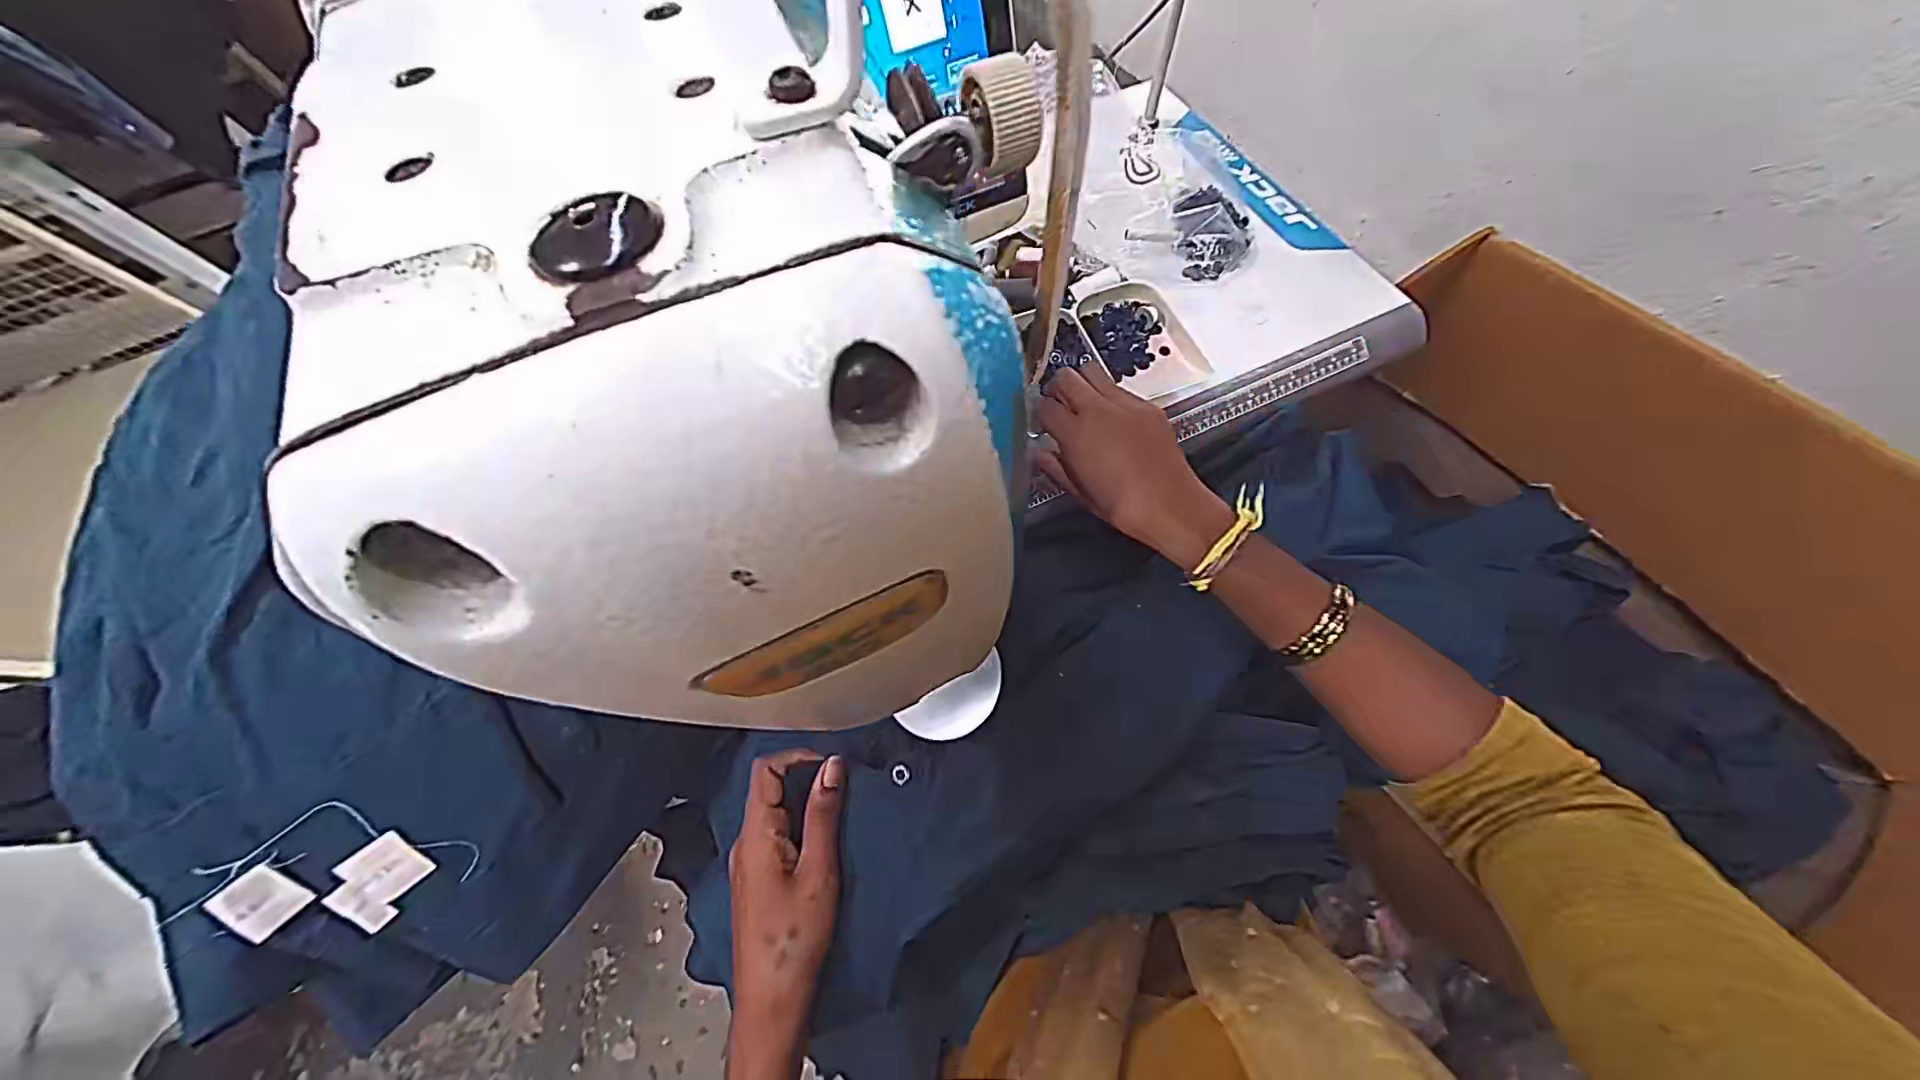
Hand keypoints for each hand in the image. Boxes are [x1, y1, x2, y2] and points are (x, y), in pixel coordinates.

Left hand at [726, 750, 845, 1079]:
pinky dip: (800, 825)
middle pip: (768, 787)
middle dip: (805, 777)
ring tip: (836, 813)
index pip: (765, 770)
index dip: (797, 755)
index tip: (829, 761)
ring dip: (804, 802)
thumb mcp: (819, 870)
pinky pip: (775, 834)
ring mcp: (748, 862)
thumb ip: (824, 814)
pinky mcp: (757, 878)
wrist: (773, 999)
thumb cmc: (792, 943)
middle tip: (840, 785)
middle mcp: (744, 844)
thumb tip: (831, 768)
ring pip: (773, 811)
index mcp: (755, 836)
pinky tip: (822, 842)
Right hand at [1034, 362, 1232, 569]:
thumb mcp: (1080, 493)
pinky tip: (1113, 420)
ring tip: (1085, 407)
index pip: (1045, 406)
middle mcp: (1100, 411)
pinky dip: (1110, 398)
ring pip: (1093, 373)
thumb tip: (1041, 455)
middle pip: (1066, 377)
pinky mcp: (1149, 407)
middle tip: (1059, 405)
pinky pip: (1121, 390)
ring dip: (1083, 385)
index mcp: (1076, 434)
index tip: (1043, 423)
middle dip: (1057, 388)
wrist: (1169, 506)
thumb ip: (1056, 467)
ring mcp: (1126, 405)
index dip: (1040, 413)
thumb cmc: (1124, 507)